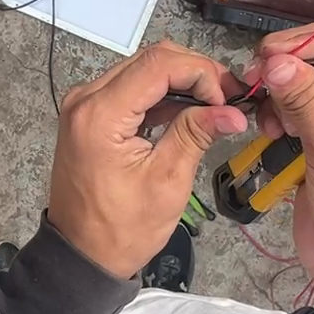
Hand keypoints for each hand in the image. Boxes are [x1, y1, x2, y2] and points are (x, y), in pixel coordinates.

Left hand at [50, 41, 248, 278]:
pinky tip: (188, 111)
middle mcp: (85, 99)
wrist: (81, 253)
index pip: (157, 64)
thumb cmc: (120, 228)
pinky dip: (160, 94)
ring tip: (214, 103)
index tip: (226, 97)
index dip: (199, 72)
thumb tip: (232, 111)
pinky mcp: (89, 114)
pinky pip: (129, 88)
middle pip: (149, 59)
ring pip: (140, 69)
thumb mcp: (167, 181)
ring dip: (179, 80)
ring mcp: (84, 104)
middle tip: (227, 97)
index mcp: (100, 114)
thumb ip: (195, 134)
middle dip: (193, 72)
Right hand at [253, 22, 313, 313]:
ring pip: (308, 82)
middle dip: (292, 65)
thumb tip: (274, 60)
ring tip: (267, 113)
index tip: (274, 53)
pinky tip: (270, 129)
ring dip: (281, 92)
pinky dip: (279, 113)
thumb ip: (305, 98)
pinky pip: (298, 109)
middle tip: (257, 72)